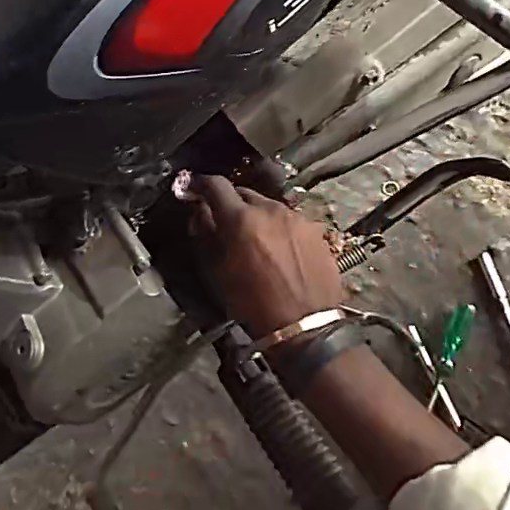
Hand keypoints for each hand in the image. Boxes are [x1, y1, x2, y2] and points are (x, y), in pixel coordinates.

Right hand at [186, 175, 345, 337]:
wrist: (305, 326)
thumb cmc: (255, 305)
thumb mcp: (218, 274)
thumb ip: (205, 236)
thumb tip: (200, 213)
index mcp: (241, 219)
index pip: (216, 185)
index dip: (200, 183)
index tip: (194, 187)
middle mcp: (270, 210)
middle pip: (244, 194)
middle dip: (232, 205)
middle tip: (226, 225)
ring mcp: (296, 218)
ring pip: (268, 208)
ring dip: (258, 218)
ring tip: (256, 245)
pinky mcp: (315, 230)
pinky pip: (290, 222)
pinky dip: (279, 230)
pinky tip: (280, 253)